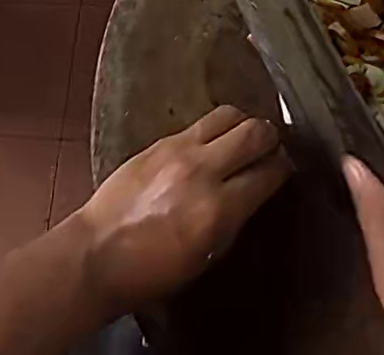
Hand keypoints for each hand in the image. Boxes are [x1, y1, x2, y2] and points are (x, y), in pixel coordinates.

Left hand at [69, 105, 291, 315]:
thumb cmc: (153, 269)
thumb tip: (257, 188)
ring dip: (245, 123)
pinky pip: (201, 122)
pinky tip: (215, 141)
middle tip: (273, 146)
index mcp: (217, 209)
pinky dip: (217, 128)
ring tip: (246, 136)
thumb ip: (236, 217)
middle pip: (254, 132)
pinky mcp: (162, 139)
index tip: (287, 168)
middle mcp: (202, 171)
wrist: (97, 253)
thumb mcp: (206, 256)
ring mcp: (180, 149)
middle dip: (271, 137)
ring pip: (229, 114)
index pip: (268, 172)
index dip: (284, 168)